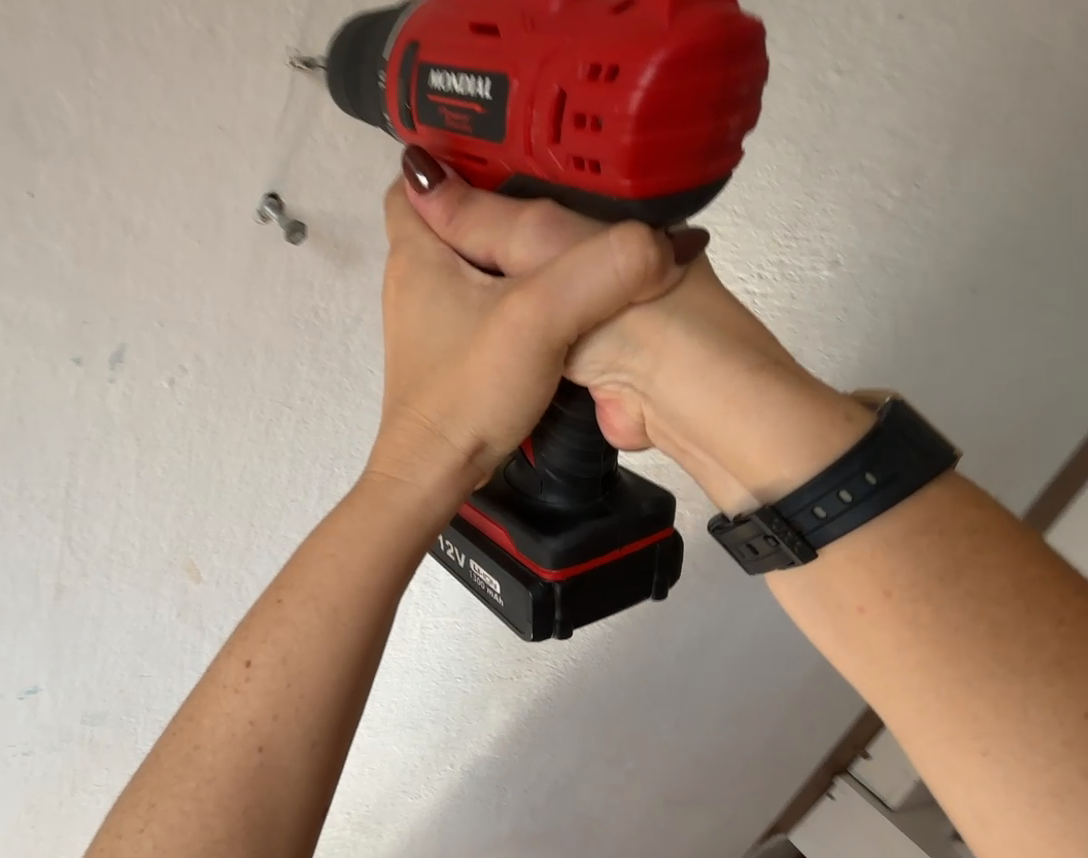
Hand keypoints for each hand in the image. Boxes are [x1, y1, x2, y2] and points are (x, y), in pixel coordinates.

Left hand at [369, 148, 693, 496]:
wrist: (436, 475)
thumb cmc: (468, 392)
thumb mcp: (541, 316)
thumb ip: (604, 266)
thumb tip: (672, 240)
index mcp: (418, 253)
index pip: (419, 176)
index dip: (462, 154)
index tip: (523, 152)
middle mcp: (415, 278)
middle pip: (455, 212)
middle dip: (505, 195)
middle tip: (572, 189)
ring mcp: (431, 317)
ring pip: (475, 259)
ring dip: (519, 247)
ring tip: (580, 234)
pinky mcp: (451, 348)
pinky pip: (487, 298)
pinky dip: (520, 288)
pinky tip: (563, 292)